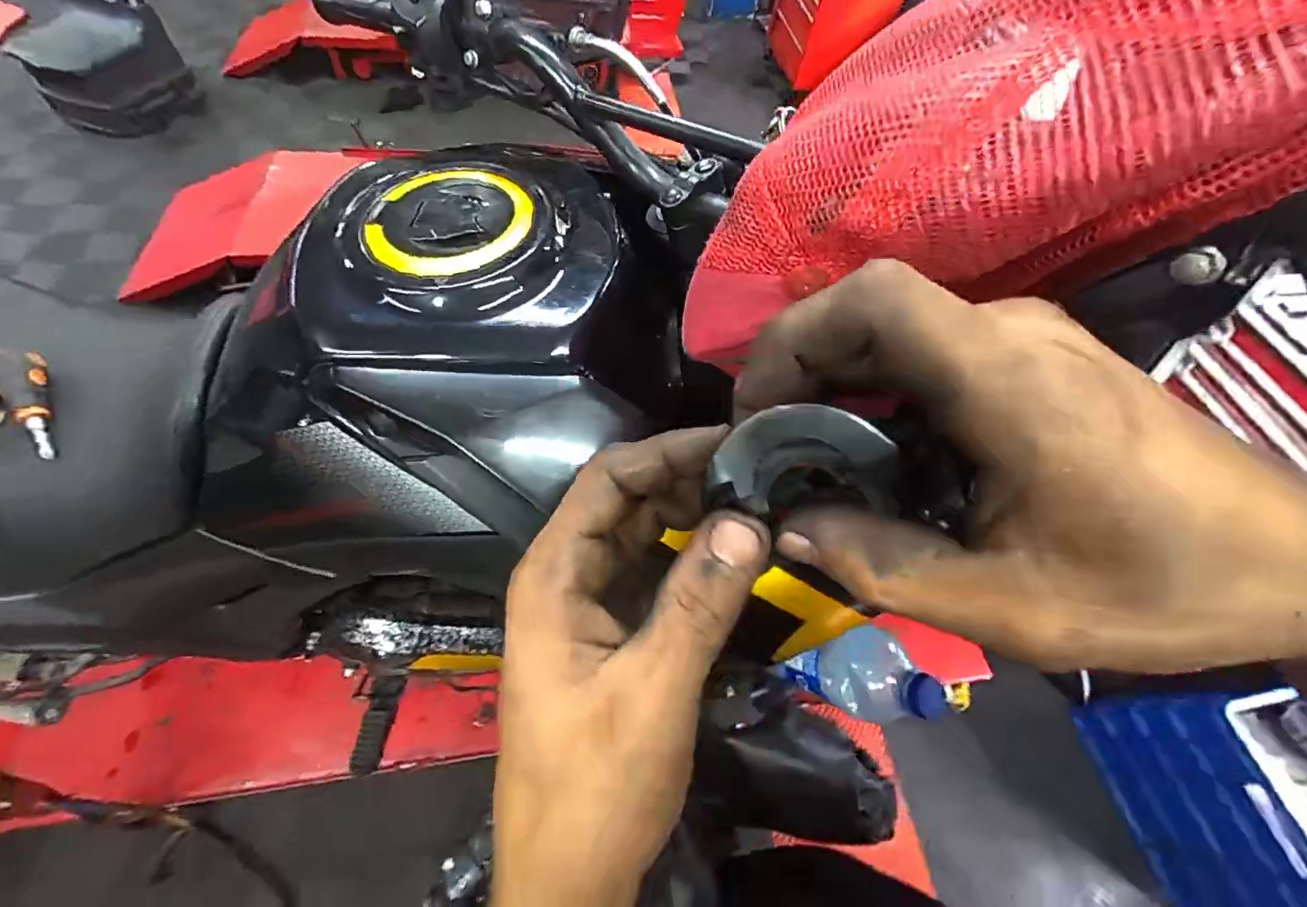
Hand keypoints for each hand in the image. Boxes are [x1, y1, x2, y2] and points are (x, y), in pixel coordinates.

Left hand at [494, 428, 772, 906]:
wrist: (566, 879)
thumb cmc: (595, 787)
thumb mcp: (654, 691)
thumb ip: (699, 602)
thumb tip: (748, 519)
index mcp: (553, 575)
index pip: (606, 480)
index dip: (665, 452)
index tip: (730, 443)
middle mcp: (563, 576)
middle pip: (623, 500)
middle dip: (683, 478)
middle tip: (753, 472)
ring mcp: (584, 603)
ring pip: (638, 533)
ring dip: (688, 513)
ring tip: (750, 502)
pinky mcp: (607, 630)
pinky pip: (648, 571)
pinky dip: (686, 554)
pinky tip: (727, 551)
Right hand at [734, 260, 1306, 678]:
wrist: (1297, 561)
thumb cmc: (1164, 586)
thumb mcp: (1012, 607)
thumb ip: (888, 567)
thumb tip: (790, 526)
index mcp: (1006, 377)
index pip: (874, 297)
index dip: (794, 337)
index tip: (759, 410)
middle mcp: (1010, 331)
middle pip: (869, 308)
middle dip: (798, 366)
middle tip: (768, 444)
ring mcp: (1024, 336)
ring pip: (893, 328)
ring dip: (834, 378)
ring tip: (808, 451)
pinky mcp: (1032, 354)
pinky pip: (926, 350)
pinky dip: (876, 388)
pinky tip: (873, 448)